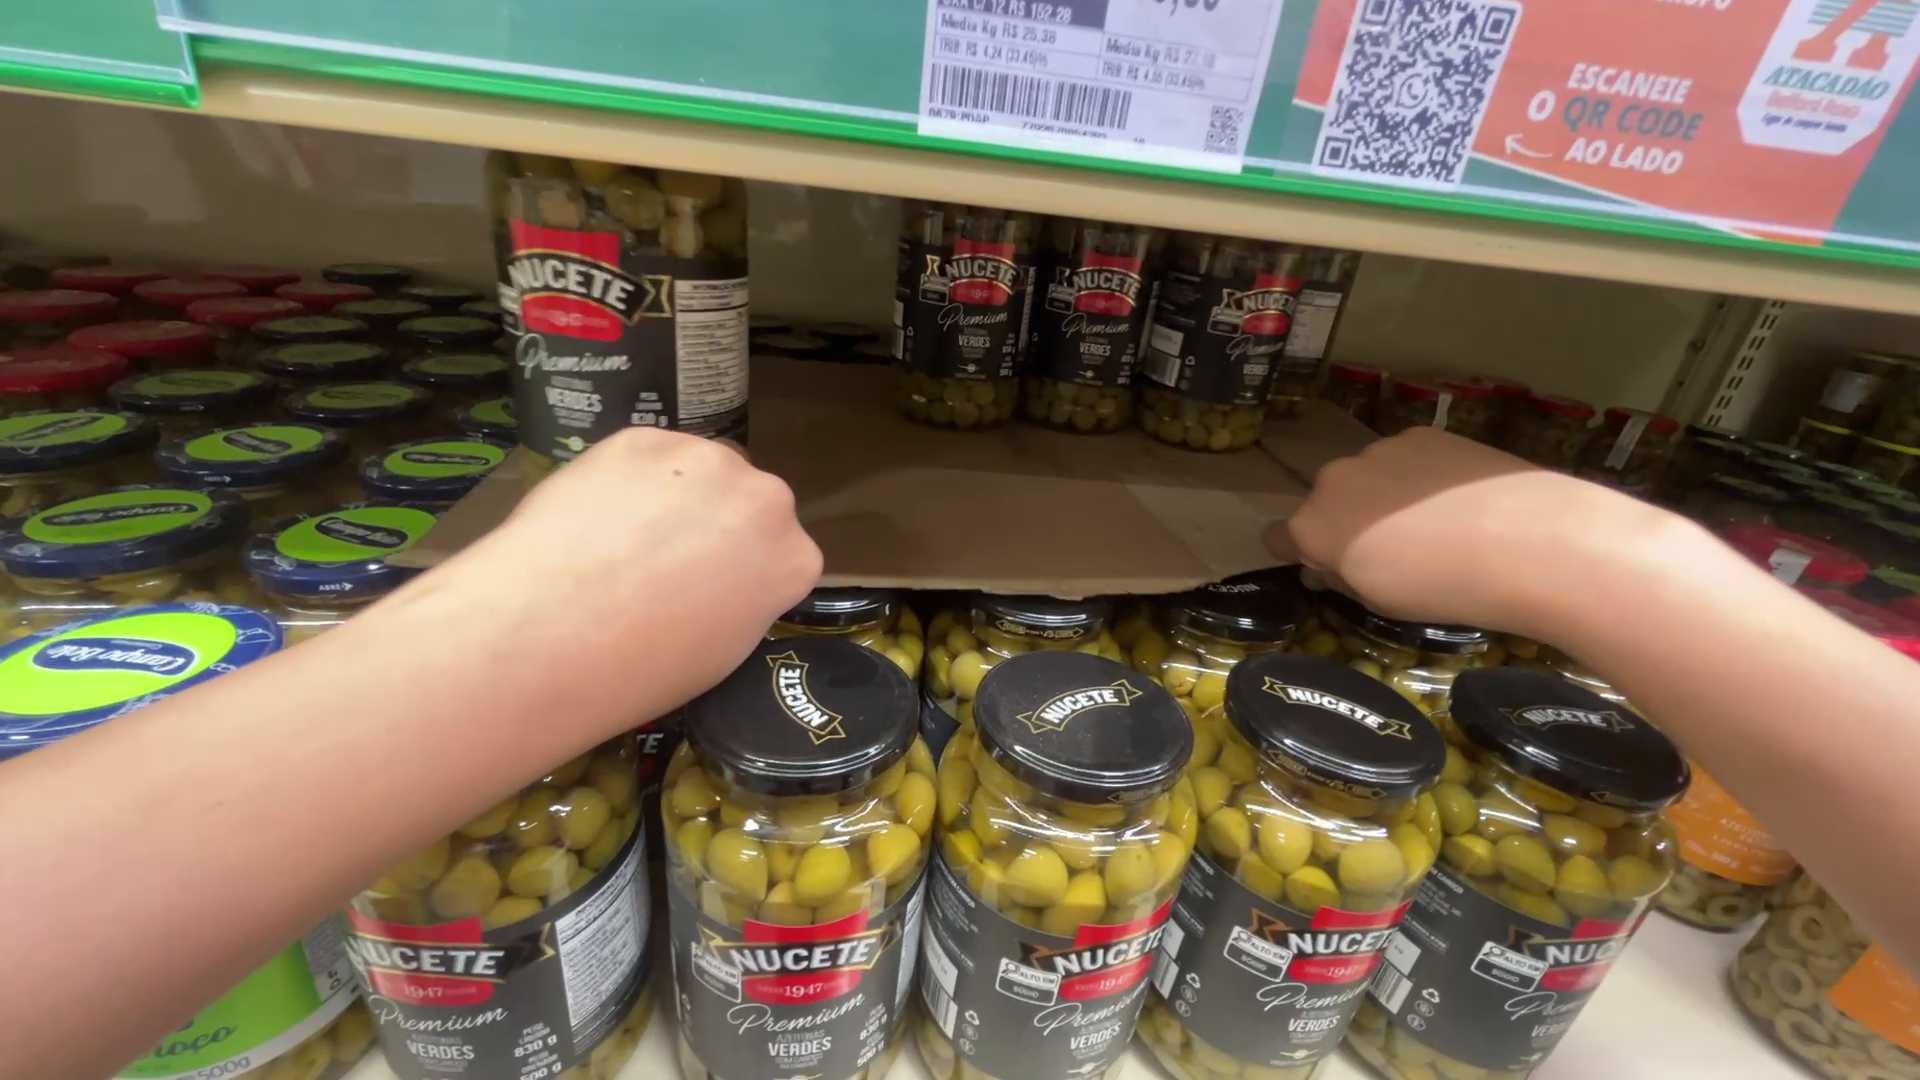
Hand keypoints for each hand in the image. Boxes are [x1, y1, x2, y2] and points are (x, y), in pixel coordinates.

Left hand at [428, 429, 821, 719]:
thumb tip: (723, 582)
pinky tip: (594, 517)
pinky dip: (628, 480)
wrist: (551, 634)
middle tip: (666, 563)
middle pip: (749, 505)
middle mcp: (767, 499)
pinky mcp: (645, 439)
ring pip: (700, 472)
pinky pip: (647, 457)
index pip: (783, 555)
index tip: (710, 591)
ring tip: (623, 537)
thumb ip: (747, 600)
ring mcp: (708, 461)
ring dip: (678, 496)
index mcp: (795, 558)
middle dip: (719, 525)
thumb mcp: (725, 652)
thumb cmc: (644, 666)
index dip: (744, 573)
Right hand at [1271, 428, 1686, 637]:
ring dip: (1380, 496)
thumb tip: (1323, 566)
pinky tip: (1457, 498)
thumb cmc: (1442, 589)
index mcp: (1310, 527)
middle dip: (1344, 522)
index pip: (1277, 537)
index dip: (1300, 555)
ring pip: (1365, 478)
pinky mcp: (1421, 434)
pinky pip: (1404, 458)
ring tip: (1434, 522)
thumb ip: (1338, 578)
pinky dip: (1418, 476)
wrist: (1533, 542)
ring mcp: (1376, 452)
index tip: (1331, 568)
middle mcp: (1331, 480)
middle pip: (1323, 503)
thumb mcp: (1377, 601)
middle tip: (1391, 550)